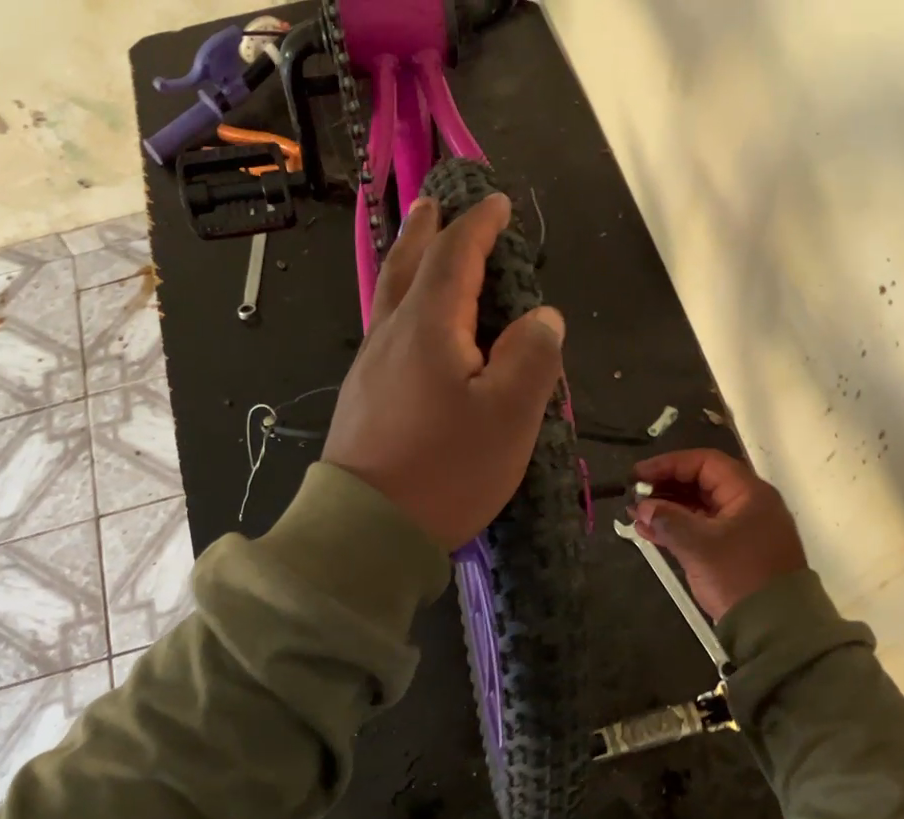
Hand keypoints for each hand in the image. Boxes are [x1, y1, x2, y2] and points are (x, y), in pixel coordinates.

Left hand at [324, 194, 565, 550]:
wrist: (367, 529)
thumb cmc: (446, 470)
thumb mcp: (509, 416)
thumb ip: (531, 358)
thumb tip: (541, 318)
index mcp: (430, 327)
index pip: (455, 256)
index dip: (479, 226)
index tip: (497, 203)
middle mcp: (392, 335)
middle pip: (408, 266)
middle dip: (426, 231)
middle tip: (435, 204)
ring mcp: (370, 367)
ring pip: (389, 297)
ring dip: (407, 262)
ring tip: (419, 245)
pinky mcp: (362, 399)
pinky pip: (384, 331)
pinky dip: (401, 304)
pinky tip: (408, 323)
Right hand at [631, 449, 806, 619]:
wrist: (774, 626)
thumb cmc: (739, 577)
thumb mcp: (699, 547)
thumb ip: (668, 521)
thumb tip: (642, 507)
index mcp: (749, 493)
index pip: (705, 462)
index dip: (669, 464)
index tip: (637, 475)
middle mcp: (749, 504)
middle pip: (702, 483)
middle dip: (666, 487)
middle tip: (634, 496)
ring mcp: (743, 528)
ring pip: (701, 507)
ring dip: (668, 509)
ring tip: (636, 515)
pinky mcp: (736, 550)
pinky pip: (703, 529)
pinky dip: (678, 528)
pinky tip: (650, 532)